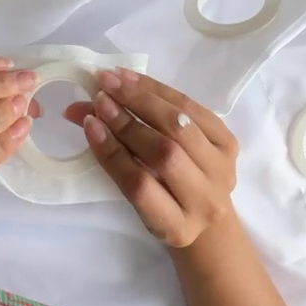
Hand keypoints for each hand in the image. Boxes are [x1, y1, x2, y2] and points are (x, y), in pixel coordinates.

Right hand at [66, 69, 239, 247]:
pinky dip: (159, 90)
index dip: (113, 152)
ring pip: (181, 125)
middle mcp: (205, 201)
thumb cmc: (160, 201)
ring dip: (143, 98)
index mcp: (176, 226)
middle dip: (127, 121)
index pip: (140, 186)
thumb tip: (75, 111)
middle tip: (99, 96)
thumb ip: (108, 154)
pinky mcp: (230, 143)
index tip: (89, 122)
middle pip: (164, 154)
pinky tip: (134, 78)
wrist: (208, 212)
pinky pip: (192, 107)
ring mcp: (222, 169)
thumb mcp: (133, 193)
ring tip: (114, 81)